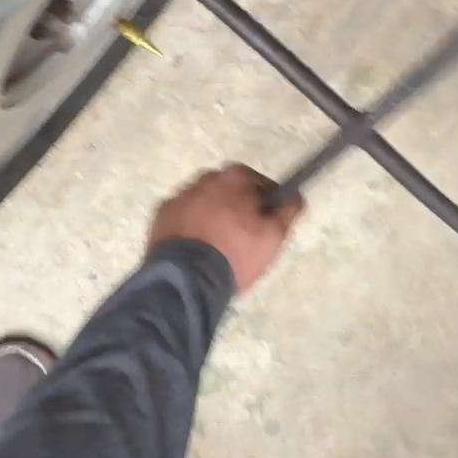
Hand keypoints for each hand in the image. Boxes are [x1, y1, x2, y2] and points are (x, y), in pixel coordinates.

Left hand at [148, 165, 304, 292]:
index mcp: (235, 178)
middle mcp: (205, 178)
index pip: (259, 183)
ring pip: (204, 201)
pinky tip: (196, 248)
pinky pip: (183, 216)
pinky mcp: (161, 214)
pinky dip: (190, 226)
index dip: (267, 203)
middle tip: (243, 236)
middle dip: (237, 207)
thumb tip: (296, 195)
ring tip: (217, 245)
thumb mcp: (274, 236)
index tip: (267, 222)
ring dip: (212, 215)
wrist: (187, 279)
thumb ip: (288, 211)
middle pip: (229, 190)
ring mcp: (179, 195)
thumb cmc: (236, 254)